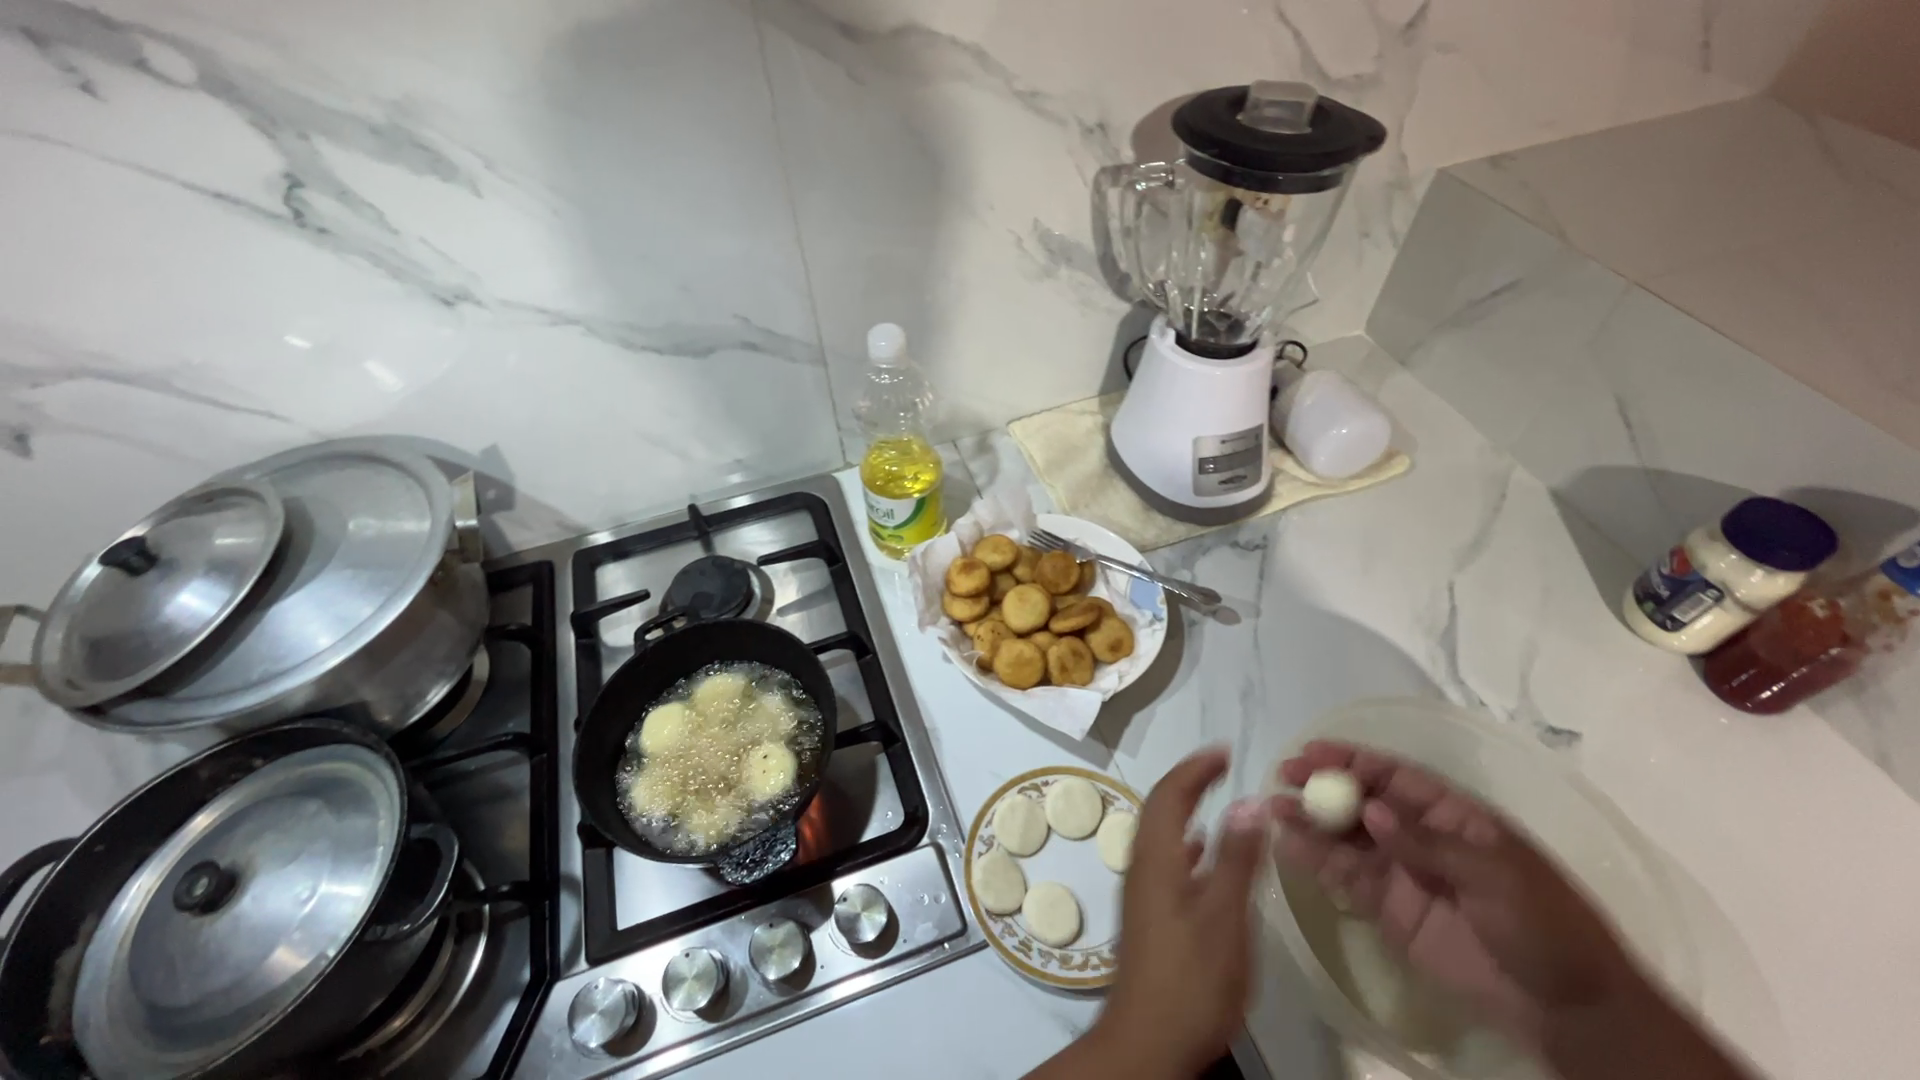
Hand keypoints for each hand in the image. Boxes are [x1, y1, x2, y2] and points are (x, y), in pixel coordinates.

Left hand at [1097, 747, 1268, 1076]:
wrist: (1147, 1041)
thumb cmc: (1190, 979)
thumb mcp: (1224, 917)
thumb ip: (1237, 860)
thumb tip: (1249, 802)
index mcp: (1155, 859)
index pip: (1169, 795)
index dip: (1194, 769)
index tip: (1223, 751)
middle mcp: (1142, 868)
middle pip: (1160, 811)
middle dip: (1190, 784)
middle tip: (1222, 769)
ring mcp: (1143, 894)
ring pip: (1163, 837)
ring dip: (1188, 813)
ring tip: (1220, 803)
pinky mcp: (1150, 918)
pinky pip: (1168, 863)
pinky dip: (1189, 847)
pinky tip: (1207, 860)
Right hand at [1274, 740, 1640, 1050]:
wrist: (1565, 1008)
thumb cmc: (1545, 927)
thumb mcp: (1495, 876)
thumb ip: (1428, 843)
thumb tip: (1370, 811)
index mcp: (1455, 817)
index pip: (1395, 777)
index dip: (1353, 761)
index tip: (1311, 752)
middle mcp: (1421, 838)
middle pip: (1363, 803)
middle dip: (1323, 788)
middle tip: (1283, 777)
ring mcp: (1403, 875)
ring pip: (1347, 840)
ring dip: (1312, 823)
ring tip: (1274, 810)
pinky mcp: (1389, 912)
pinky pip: (1347, 880)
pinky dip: (1317, 862)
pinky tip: (1288, 847)